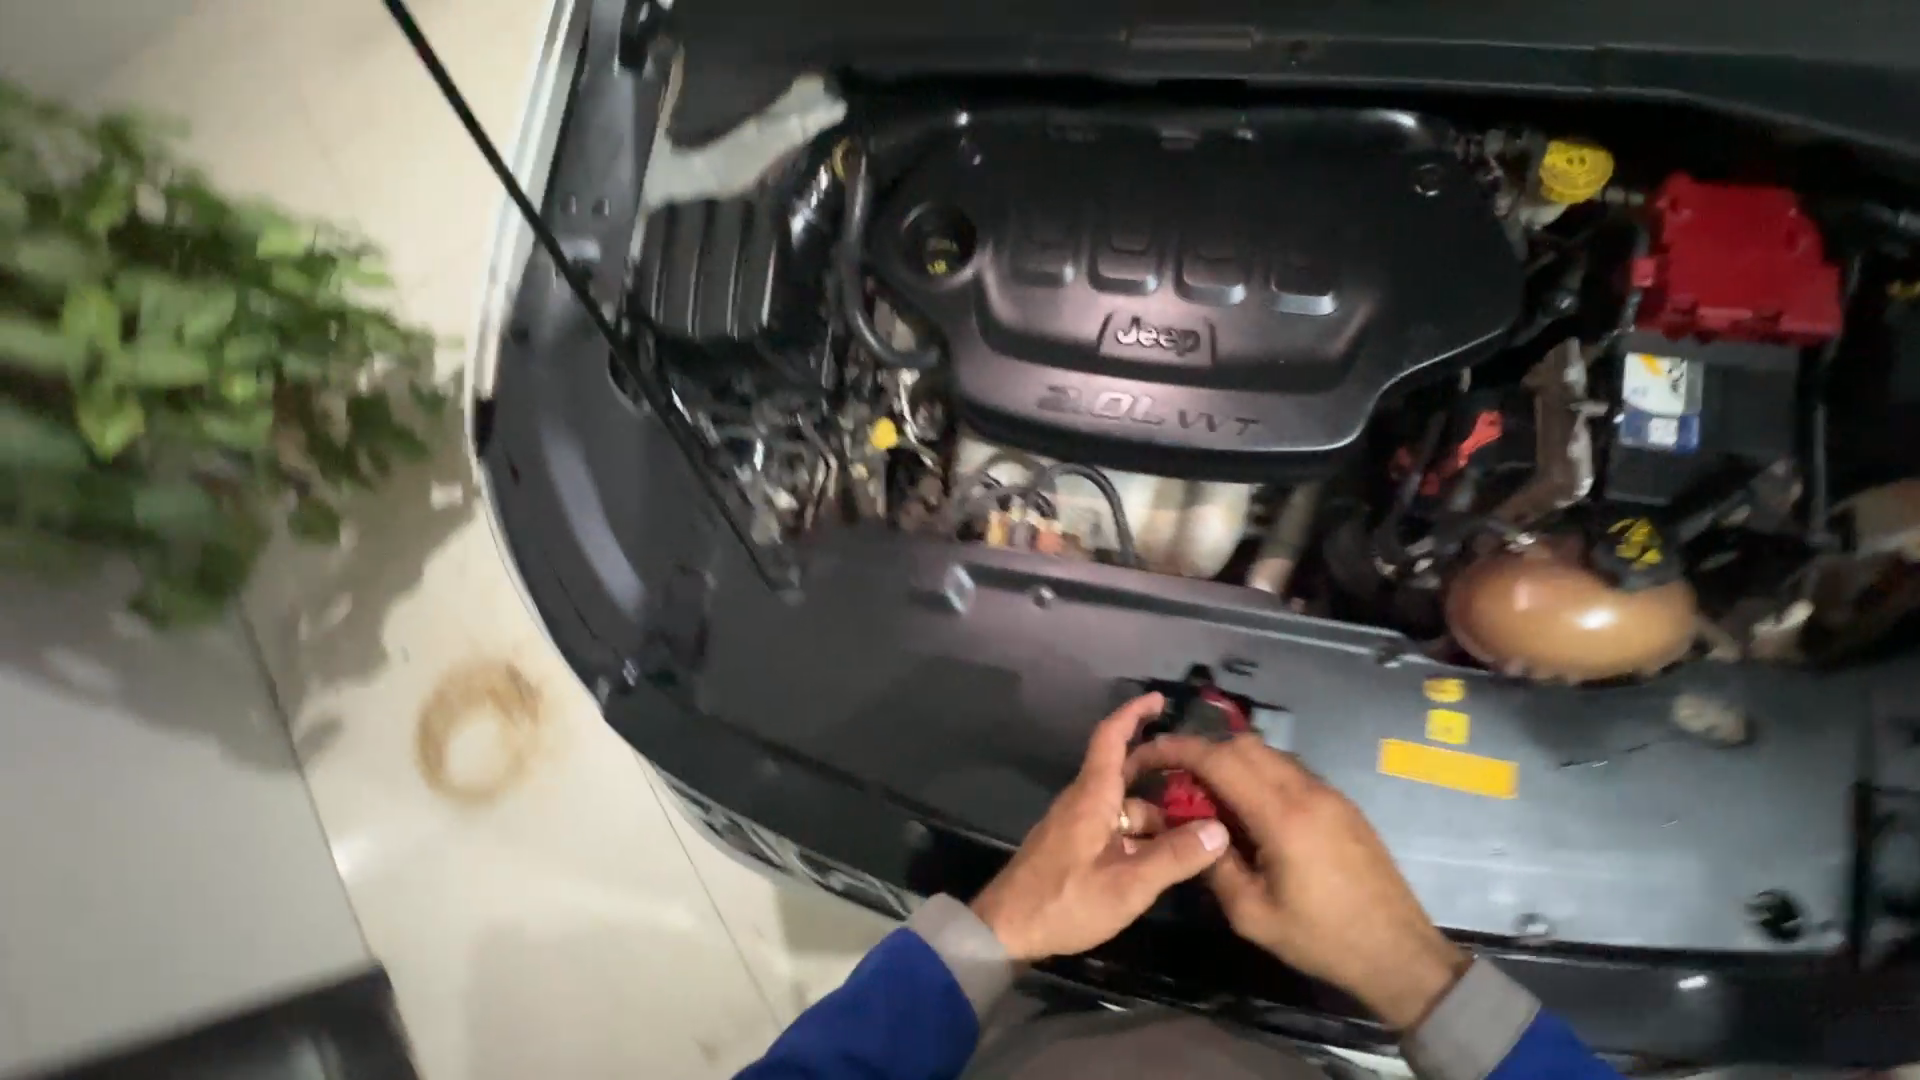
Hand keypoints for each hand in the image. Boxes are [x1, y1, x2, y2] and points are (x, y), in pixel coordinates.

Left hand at [969, 694, 1231, 961]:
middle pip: (1123, 770)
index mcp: (1092, 795)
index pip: (1111, 737)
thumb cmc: (1066, 900)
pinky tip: (1164, 860)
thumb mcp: (1128, 884)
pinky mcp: (1073, 846)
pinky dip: (1140, 834)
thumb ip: (1173, 857)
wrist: (1007, 929)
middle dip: (1159, 768)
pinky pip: (1113, 826)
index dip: (1134, 713)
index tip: (1159, 700)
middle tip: (1201, 775)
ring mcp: (1076, 824)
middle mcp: (1083, 800)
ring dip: (1156, 814)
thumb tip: (1218, 829)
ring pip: (1123, 805)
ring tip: (1198, 835)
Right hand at [1126, 734, 1468, 1030]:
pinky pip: (1287, 769)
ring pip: (1266, 752)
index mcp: (1281, 816)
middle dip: (1200, 750)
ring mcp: (1327, 793)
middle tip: (1173, 774)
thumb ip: (1213, 864)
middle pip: (1241, 744)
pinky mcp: (1340, 802)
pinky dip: (1257, 772)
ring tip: (1207, 791)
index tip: (1147, 755)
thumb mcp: (1252, 915)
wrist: (1401, 956)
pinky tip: (1247, 806)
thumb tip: (1188, 827)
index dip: (1176, 750)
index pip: (1218, 759)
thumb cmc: (1322, 939)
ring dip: (1230, 759)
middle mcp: (1305, 791)